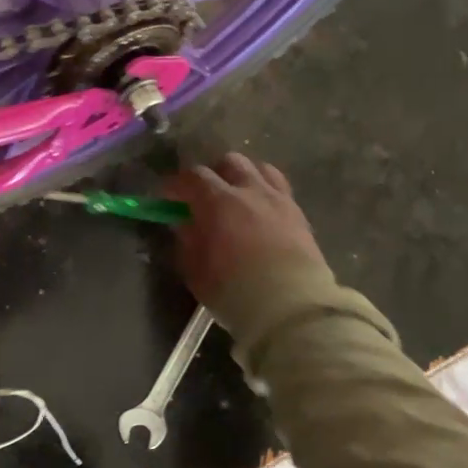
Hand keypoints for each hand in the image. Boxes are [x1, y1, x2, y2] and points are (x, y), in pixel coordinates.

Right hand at [166, 154, 326, 298]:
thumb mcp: (194, 269)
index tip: (167, 197)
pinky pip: (279, 189)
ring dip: (243, 177)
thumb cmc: (232, 288)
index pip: (192, 177)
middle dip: (212, 174)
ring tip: (236, 198)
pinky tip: (260, 213)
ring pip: (259, 169)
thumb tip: (185, 224)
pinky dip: (264, 193)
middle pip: (229, 163)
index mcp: (218, 201)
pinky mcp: (299, 214)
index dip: (175, 185)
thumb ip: (187, 240)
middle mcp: (250, 191)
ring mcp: (279, 199)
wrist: (289, 305)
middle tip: (203, 197)